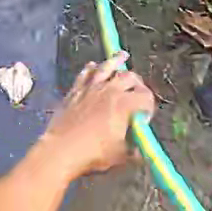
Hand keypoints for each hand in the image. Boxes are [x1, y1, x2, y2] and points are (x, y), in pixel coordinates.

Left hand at [33, 52, 154, 181]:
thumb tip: (140, 151)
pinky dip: (91, 68)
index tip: (145, 116)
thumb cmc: (94, 153)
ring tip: (123, 55)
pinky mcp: (76, 90)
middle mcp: (111, 90)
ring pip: (107, 67)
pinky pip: (85, 74)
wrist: (62, 149)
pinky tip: (93, 65)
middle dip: (138, 83)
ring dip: (116, 61)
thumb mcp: (120, 155)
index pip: (146, 97)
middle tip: (138, 90)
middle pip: (130, 77)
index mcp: (125, 104)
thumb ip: (133, 150)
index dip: (149, 106)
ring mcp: (92, 87)